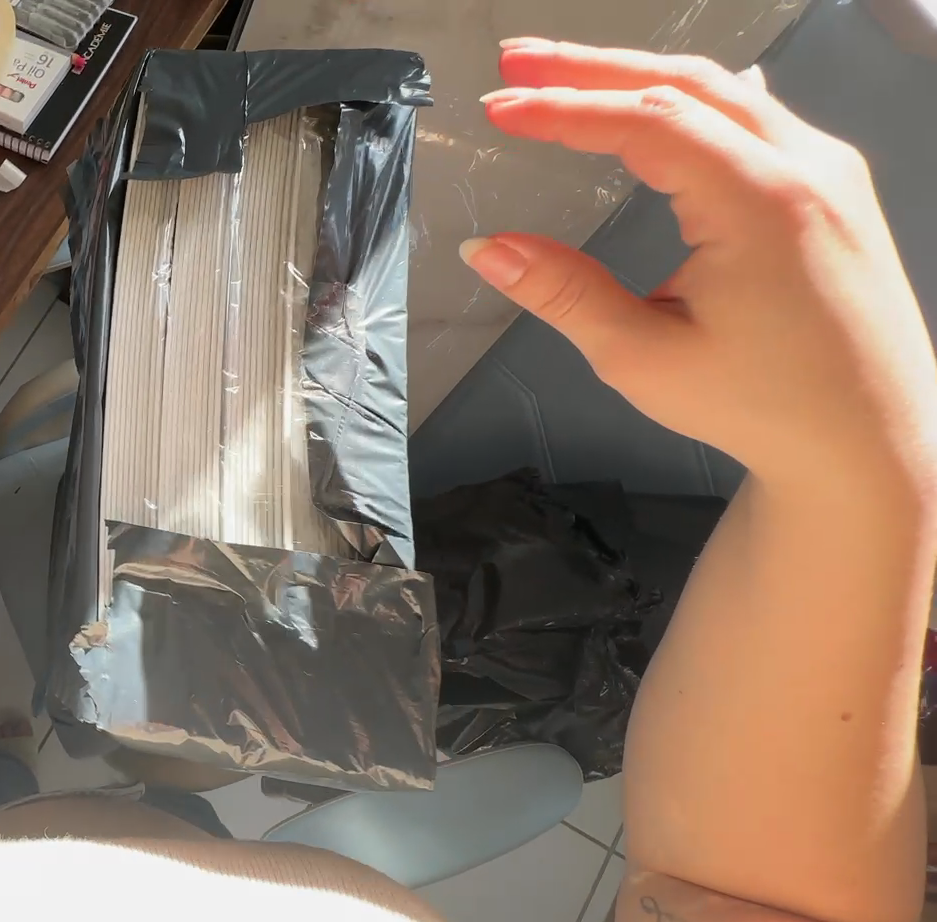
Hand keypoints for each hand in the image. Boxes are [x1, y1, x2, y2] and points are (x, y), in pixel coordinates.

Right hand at [461, 40, 936, 502]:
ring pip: (721, 92)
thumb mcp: (637, 353)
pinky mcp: (822, 190)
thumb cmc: (752, 399)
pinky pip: (751, 116)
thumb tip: (489, 249)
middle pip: (686, 84)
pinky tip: (660, 97)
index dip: (563, 110)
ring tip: (564, 73)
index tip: (496, 107)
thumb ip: (562, 292)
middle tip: (516, 59)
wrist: (866, 429)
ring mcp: (823, 170)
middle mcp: (804, 165)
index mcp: (760, 201)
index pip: (645, 125)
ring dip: (635, 76)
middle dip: (592, 66)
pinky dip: (686, 97)